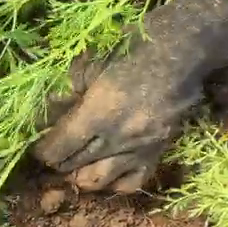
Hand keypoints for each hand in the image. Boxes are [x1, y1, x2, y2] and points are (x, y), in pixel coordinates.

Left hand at [32, 0, 227, 192]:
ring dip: (80, 175)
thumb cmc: (134, 49)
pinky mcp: (160, 149)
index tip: (40, 145)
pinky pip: (130, 183)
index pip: (57, 150)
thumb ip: (62, 100)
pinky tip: (105, 166)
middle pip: (72, 166)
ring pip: (97, 181)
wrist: (189, 43)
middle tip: (57, 151)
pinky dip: (113, 182)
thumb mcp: (89, 67)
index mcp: (101, 111)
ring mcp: (143, 145)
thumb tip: (38, 126)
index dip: (42, 151)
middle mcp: (122, 134)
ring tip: (78, 161)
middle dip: (58, 162)